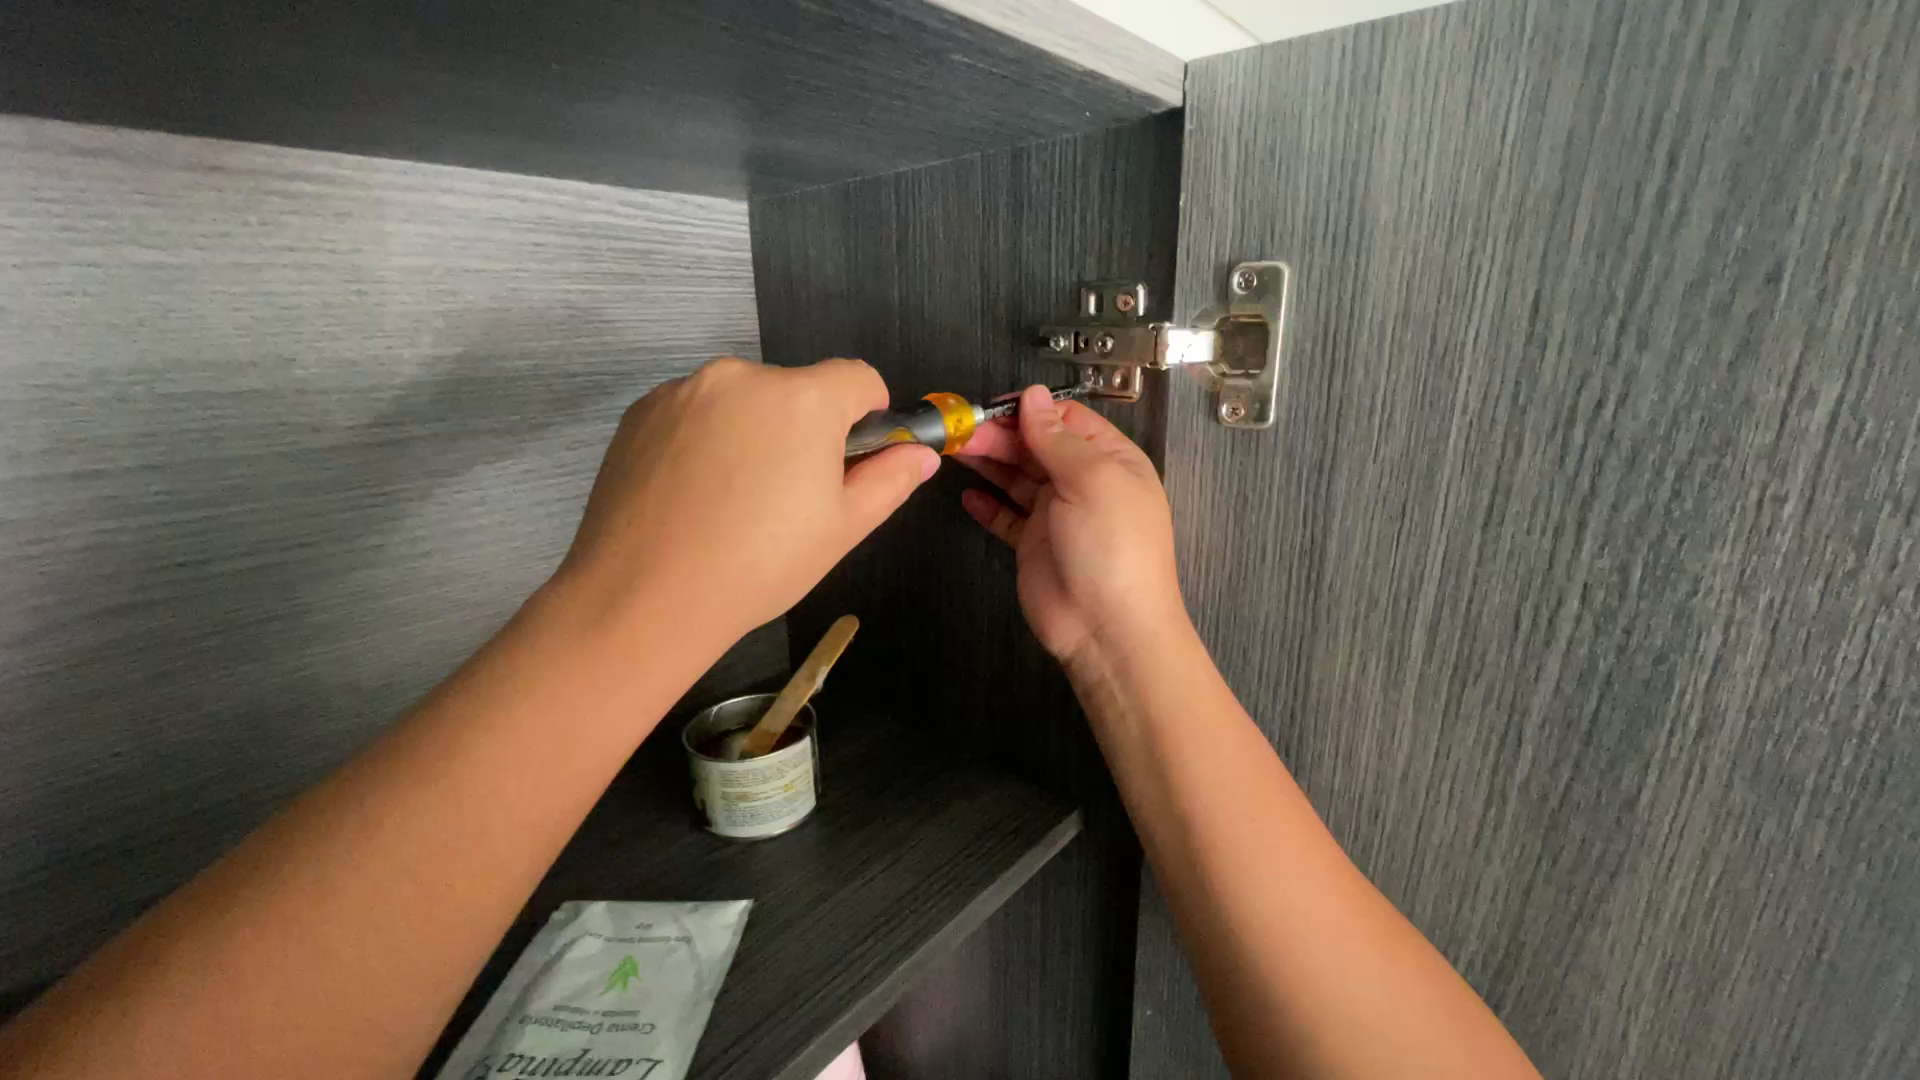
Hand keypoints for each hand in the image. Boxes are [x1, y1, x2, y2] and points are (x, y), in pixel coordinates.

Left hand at [552, 357, 937, 645]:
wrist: (643, 596)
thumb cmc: (760, 565)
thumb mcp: (843, 529)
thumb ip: (890, 480)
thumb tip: (921, 453)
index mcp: (802, 399)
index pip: (858, 377)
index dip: (868, 416)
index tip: (851, 459)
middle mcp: (742, 376)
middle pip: (798, 389)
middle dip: (805, 429)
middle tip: (788, 496)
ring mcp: (685, 390)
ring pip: (744, 401)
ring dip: (754, 432)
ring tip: (733, 501)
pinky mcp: (642, 410)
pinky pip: (696, 411)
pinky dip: (706, 439)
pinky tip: (693, 495)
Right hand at [956, 385, 1186, 664]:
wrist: (1108, 628)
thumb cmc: (1111, 547)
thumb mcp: (1092, 480)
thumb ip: (1057, 438)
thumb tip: (1032, 395)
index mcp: (1109, 460)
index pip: (1065, 420)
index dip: (1028, 411)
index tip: (987, 408)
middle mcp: (1083, 483)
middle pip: (1036, 447)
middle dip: (999, 436)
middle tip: (959, 434)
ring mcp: (1057, 515)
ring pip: (1017, 478)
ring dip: (988, 463)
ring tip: (954, 452)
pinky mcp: (1033, 545)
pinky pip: (1007, 517)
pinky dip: (987, 505)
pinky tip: (967, 495)